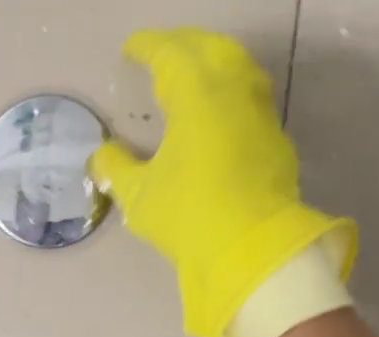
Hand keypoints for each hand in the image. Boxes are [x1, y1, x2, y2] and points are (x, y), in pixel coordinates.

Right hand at [89, 28, 356, 336]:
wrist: (249, 249)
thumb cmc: (188, 215)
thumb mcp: (138, 196)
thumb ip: (116, 169)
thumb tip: (101, 155)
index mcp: (197, 92)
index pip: (169, 53)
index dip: (147, 48)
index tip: (131, 50)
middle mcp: (234, 90)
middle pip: (210, 49)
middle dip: (184, 46)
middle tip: (163, 55)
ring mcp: (261, 113)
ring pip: (239, 69)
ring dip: (214, 64)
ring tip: (194, 79)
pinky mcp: (277, 141)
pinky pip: (251, 100)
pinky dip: (232, 94)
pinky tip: (220, 114)